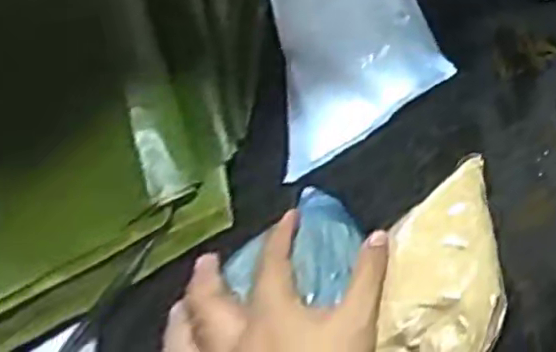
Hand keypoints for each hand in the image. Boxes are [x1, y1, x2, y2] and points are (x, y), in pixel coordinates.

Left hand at [164, 209, 388, 351]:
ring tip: (178, 307)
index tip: (288, 217)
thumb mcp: (358, 319)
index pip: (271, 267)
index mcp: (271, 317)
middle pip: (210, 307)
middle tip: (205, 260)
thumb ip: (367, 276)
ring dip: (178, 322)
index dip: (279, 239)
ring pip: (182, 346)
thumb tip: (376, 235)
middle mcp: (234, 342)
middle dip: (206, 280)